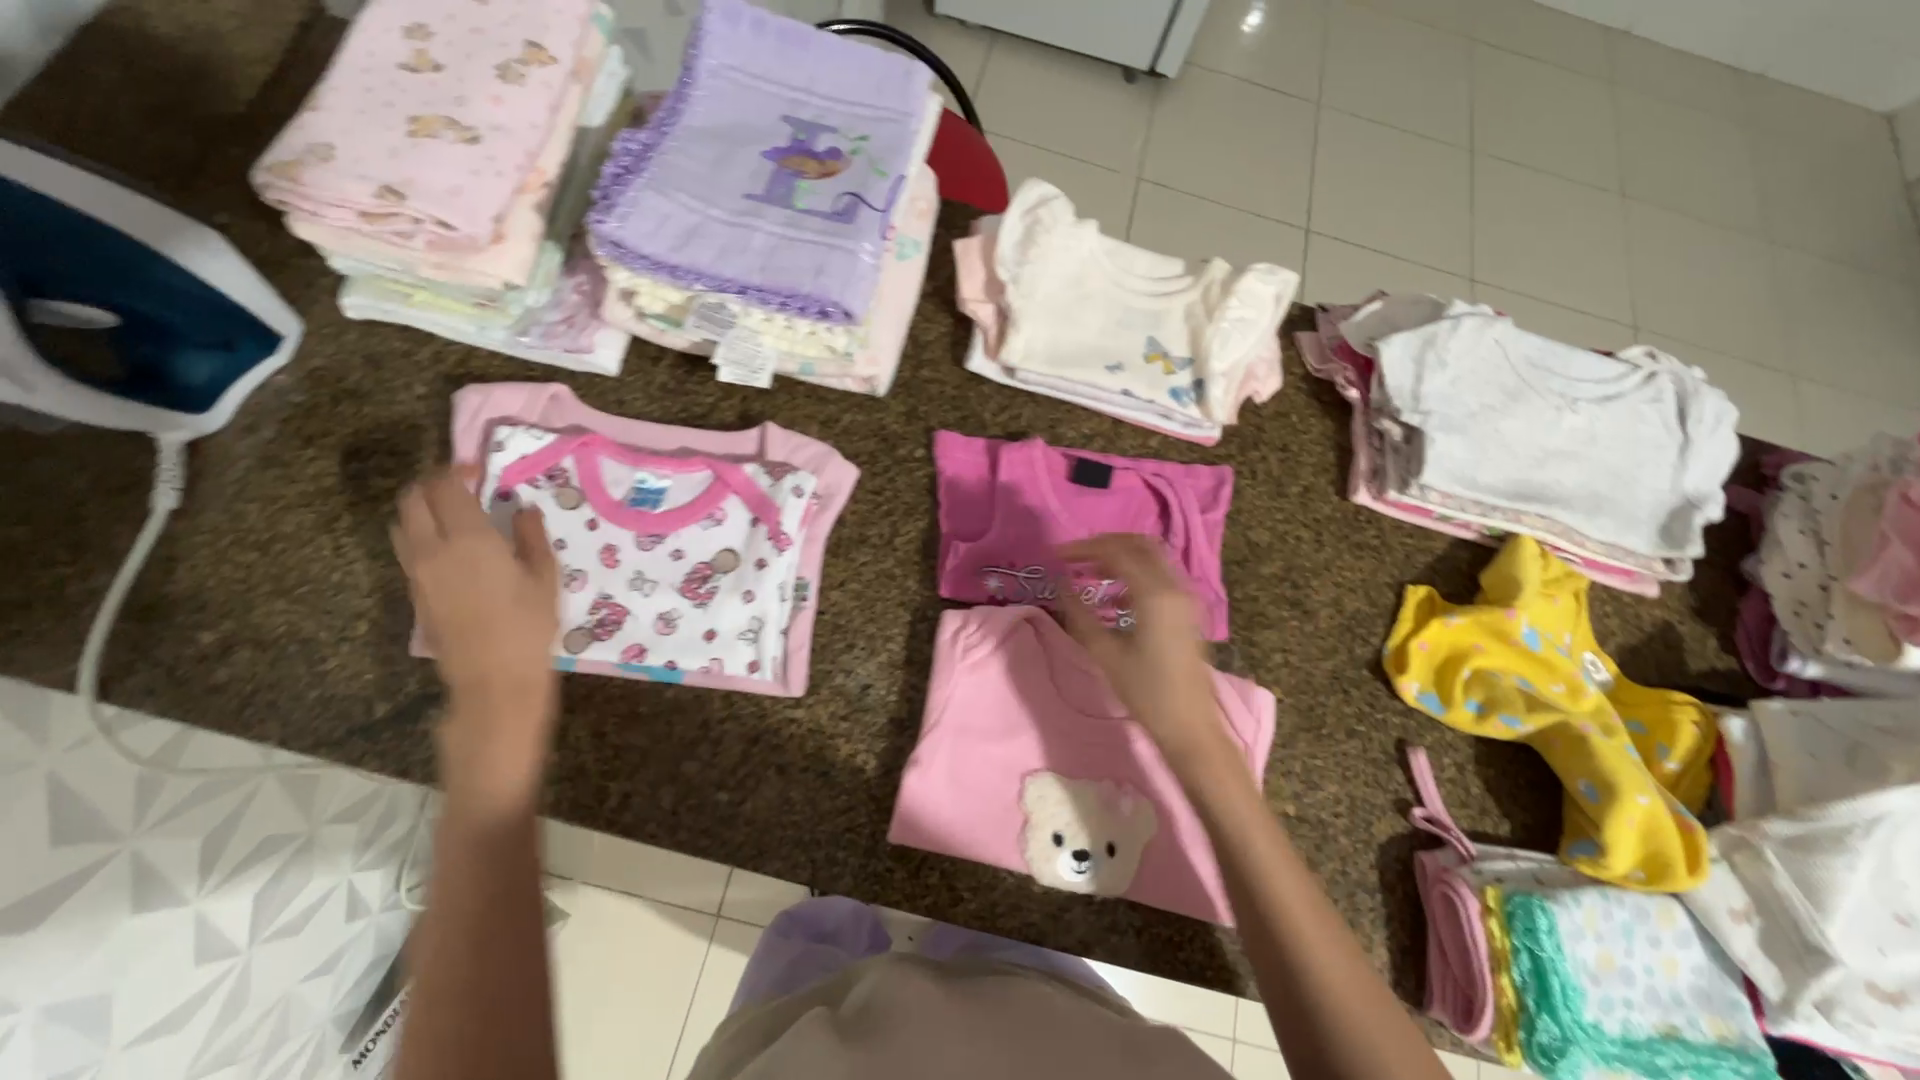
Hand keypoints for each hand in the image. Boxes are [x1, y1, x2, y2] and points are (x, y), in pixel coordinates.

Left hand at [393, 466, 560, 809]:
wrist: (493, 677)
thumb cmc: (528, 624)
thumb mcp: (544, 576)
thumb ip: (531, 536)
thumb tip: (522, 509)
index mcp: (467, 537)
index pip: (444, 485)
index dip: (457, 469)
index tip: (478, 469)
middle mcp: (431, 547)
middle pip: (412, 498)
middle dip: (432, 484)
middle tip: (461, 486)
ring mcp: (416, 570)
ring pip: (402, 523)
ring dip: (421, 509)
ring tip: (452, 514)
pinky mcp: (414, 591)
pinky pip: (407, 548)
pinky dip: (421, 534)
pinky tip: (451, 547)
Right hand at [1056, 534, 1228, 762]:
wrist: (1189, 724)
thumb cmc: (1145, 692)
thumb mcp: (1104, 653)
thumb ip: (1079, 613)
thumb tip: (1060, 584)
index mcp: (1154, 594)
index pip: (1116, 551)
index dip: (1083, 548)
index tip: (1057, 556)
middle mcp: (1175, 586)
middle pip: (1139, 544)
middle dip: (1105, 545)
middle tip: (1076, 557)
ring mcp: (1186, 597)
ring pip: (1152, 557)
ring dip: (1121, 558)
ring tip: (1089, 574)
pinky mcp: (1188, 610)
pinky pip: (1160, 576)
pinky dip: (1135, 574)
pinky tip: (1114, 598)